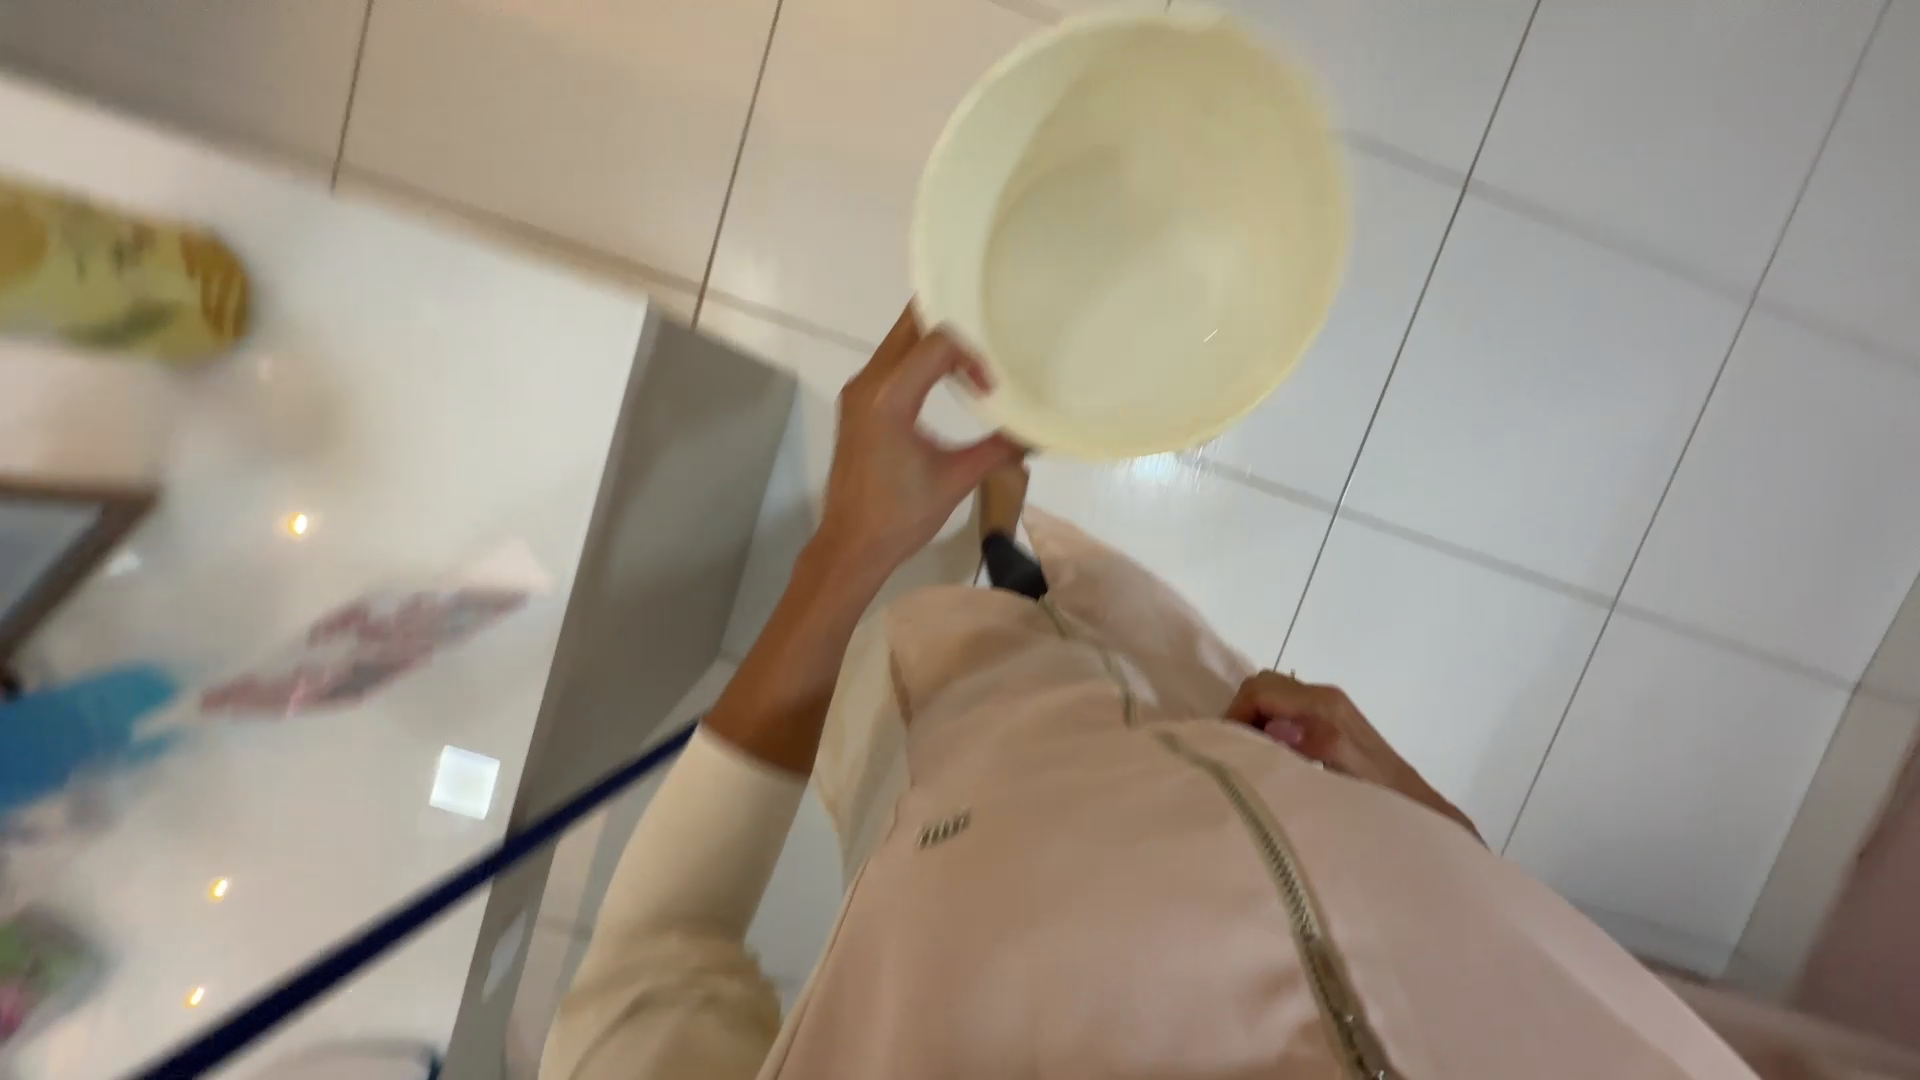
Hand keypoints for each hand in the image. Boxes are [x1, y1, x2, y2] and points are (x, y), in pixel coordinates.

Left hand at [812, 305, 1024, 586]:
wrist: (852, 545)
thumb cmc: (901, 516)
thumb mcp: (956, 479)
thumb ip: (998, 448)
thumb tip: (1036, 434)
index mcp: (888, 399)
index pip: (936, 344)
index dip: (971, 356)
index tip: (991, 388)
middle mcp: (867, 384)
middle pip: (910, 326)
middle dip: (950, 324)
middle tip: (988, 336)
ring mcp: (858, 393)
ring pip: (898, 341)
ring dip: (934, 341)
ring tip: (973, 357)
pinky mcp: (858, 405)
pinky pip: (890, 363)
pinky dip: (919, 359)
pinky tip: (946, 378)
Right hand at [1226, 670, 1481, 840]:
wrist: (1421, 814)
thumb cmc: (1377, 797)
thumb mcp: (1335, 773)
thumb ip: (1299, 747)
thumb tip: (1260, 733)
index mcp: (1321, 704)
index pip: (1258, 690)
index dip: (1234, 714)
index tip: (1225, 747)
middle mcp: (1323, 696)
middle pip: (1263, 686)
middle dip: (1241, 712)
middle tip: (1234, 750)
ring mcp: (1327, 707)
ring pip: (1272, 696)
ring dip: (1253, 718)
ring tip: (1250, 754)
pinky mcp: (1329, 720)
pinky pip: (1285, 708)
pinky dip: (1267, 723)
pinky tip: (1272, 755)